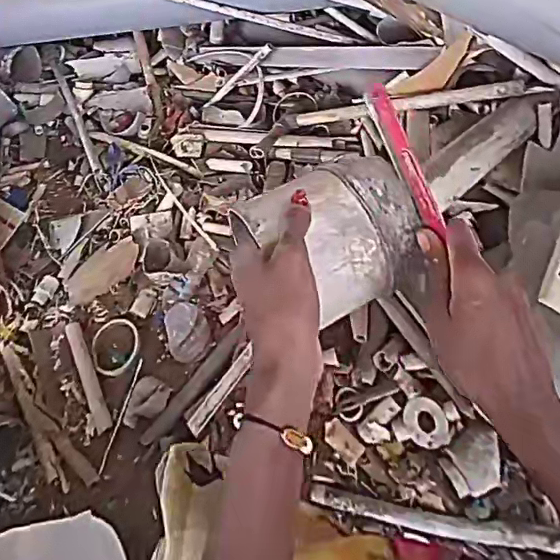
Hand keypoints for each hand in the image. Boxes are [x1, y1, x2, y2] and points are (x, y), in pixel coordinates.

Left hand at [230, 194, 320, 421]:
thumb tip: (297, 204)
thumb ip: (294, 229)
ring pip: (278, 262)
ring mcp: (263, 293)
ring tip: (314, 241)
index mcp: (242, 259)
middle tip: (304, 217)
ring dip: (295, 252)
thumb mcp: (292, 259)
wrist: (291, 359)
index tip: (287, 200)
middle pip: (265, 242)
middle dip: (284, 230)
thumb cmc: (283, 313)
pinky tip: (316, 273)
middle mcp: (248, 275)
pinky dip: (302, 273)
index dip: (268, 209)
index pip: (249, 223)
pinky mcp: (280, 308)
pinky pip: (290, 282)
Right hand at [415, 217, 559, 441]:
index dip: (438, 229)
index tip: (426, 234)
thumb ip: (434, 273)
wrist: (522, 402)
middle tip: (437, 298)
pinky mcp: (526, 309)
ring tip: (458, 324)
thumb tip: (428, 241)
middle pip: (469, 256)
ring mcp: (517, 293)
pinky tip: (478, 335)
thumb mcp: (438, 319)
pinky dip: (486, 306)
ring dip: (469, 291)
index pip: (457, 229)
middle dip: (451, 269)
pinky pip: (498, 296)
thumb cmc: (477, 368)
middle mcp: (501, 277)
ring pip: (483, 278)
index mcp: (474, 275)